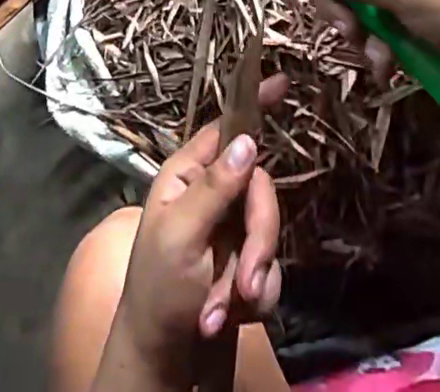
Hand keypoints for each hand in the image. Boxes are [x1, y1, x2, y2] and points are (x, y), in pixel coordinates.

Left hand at [105, 76, 287, 377]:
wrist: (164, 358)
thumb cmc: (158, 289)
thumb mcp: (181, 236)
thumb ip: (215, 189)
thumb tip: (247, 141)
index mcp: (187, 176)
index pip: (224, 130)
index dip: (252, 107)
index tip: (281, 81)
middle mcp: (212, 195)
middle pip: (259, 191)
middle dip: (258, 241)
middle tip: (244, 281)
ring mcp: (230, 230)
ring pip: (269, 233)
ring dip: (252, 278)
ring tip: (219, 311)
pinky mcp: (245, 264)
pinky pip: (272, 268)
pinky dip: (255, 297)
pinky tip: (226, 317)